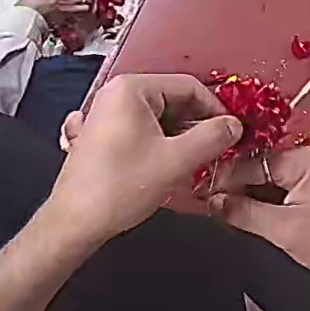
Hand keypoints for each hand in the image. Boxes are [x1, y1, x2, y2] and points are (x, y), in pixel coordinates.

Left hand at [44, 74, 241, 241]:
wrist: (74, 224)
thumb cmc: (123, 186)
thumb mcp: (177, 160)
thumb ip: (212, 137)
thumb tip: (235, 125)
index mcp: (132, 88)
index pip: (189, 86)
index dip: (215, 109)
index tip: (231, 134)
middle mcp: (115, 93)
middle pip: (173, 100)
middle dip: (196, 126)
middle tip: (214, 151)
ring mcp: (104, 113)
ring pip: (158, 118)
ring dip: (179, 138)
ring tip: (192, 163)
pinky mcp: (99, 135)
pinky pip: (139, 131)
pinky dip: (156, 143)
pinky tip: (161, 165)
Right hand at [209, 147, 309, 296]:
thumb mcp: (283, 229)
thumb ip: (244, 212)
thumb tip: (211, 200)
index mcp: (301, 159)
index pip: (251, 162)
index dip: (223, 176)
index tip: (197, 190)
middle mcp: (302, 159)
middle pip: (255, 168)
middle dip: (231, 185)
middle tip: (201, 200)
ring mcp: (304, 175)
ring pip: (261, 180)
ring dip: (241, 194)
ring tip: (212, 206)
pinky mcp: (304, 192)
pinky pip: (272, 190)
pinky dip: (255, 201)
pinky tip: (235, 212)